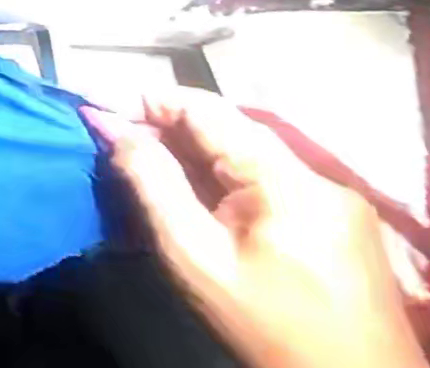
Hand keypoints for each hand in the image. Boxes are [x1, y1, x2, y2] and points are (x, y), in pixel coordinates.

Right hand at [85, 88, 428, 367]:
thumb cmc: (269, 328)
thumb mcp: (193, 252)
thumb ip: (148, 177)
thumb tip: (104, 120)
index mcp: (288, 180)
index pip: (202, 108)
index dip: (143, 102)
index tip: (97, 114)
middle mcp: (316, 177)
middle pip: (221, 126)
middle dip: (160, 128)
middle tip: (111, 144)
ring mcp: (330, 199)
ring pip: (237, 149)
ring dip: (184, 152)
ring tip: (141, 168)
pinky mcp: (332, 220)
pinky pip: (257, 174)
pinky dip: (212, 175)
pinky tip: (187, 195)